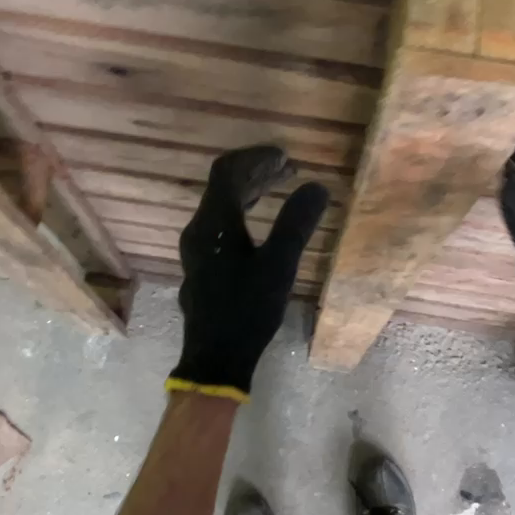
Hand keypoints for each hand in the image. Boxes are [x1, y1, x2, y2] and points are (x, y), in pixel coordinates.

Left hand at [169, 146, 330, 397]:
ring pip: (222, 207)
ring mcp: (197, 249)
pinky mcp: (202, 266)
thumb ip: (297, 223)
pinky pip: (221, 226)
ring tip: (281, 190)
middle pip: (223, 187)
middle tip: (289, 170)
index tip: (286, 157)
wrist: (215, 357)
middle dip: (257, 173)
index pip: (228, 171)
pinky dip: (244, 214)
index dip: (256, 157)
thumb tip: (317, 186)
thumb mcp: (279, 265)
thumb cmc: (247, 310)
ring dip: (250, 194)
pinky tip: (263, 228)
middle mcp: (198, 229)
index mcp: (213, 223)